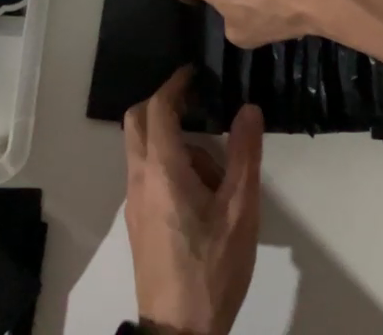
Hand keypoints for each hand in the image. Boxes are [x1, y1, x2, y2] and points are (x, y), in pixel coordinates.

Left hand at [124, 67, 263, 334]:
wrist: (178, 329)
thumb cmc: (212, 266)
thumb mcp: (240, 210)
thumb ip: (245, 155)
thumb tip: (248, 109)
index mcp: (161, 169)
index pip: (158, 109)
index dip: (174, 84)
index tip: (194, 72)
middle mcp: (138, 179)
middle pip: (138, 123)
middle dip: (165, 104)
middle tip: (199, 104)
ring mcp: (134, 202)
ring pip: (143, 150)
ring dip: (172, 141)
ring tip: (217, 170)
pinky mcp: (139, 221)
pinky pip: (147, 175)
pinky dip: (169, 164)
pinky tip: (203, 194)